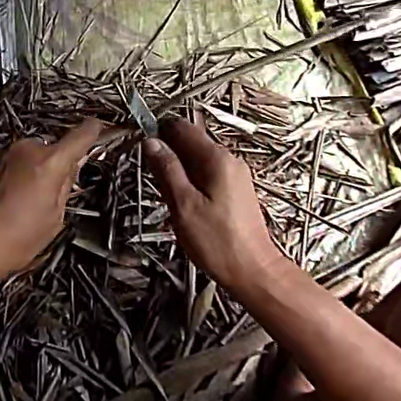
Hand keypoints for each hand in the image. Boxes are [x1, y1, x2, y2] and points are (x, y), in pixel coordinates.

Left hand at [0, 119, 103, 297]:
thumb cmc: (11, 242)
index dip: (92, 131)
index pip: (80, 136)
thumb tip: (71, 168)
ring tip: (12, 202)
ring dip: (22, 170)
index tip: (96, 127)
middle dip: (48, 166)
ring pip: (21, 155)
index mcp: (49, 164)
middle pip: (46, 149)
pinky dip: (0, 174)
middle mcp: (24, 150)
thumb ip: (65, 187)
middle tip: (41, 194)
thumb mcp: (53, 220)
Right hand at [143, 119, 290, 292]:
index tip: (146, 151)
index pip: (183, 128)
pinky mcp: (237, 191)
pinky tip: (187, 208)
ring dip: (180, 173)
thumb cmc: (219, 243)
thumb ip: (167, 170)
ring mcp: (236, 176)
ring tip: (171, 201)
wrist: (254, 273)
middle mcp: (230, 161)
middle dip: (169, 157)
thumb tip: (151, 142)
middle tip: (157, 184)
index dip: (160, 134)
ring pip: (198, 161)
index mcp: (217, 159)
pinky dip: (193, 185)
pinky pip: (208, 176)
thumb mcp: (183, 205)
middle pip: (191, 143)